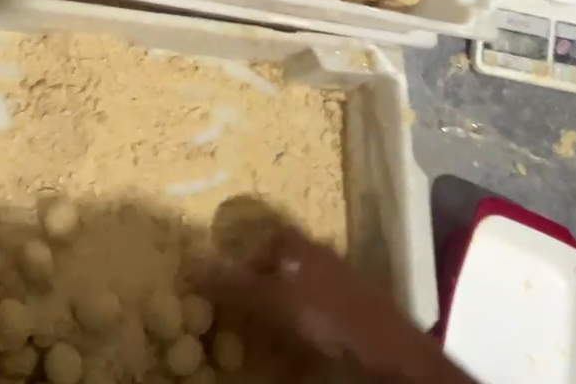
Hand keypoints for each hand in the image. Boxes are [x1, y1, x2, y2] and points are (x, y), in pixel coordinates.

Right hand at [191, 226, 470, 383]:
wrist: (382, 341)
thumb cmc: (323, 311)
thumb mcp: (272, 299)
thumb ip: (235, 284)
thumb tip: (193, 264)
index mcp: (302, 245)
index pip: (274, 235)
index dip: (255, 251)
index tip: (239, 274)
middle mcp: (323, 252)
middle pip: (293, 253)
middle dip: (274, 270)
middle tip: (257, 294)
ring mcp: (345, 275)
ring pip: (312, 274)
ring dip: (295, 288)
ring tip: (281, 312)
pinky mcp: (360, 300)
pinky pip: (329, 295)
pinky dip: (315, 306)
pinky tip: (311, 325)